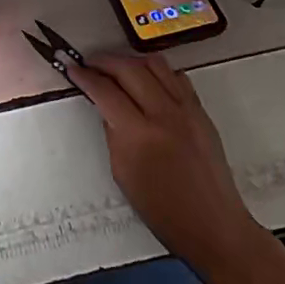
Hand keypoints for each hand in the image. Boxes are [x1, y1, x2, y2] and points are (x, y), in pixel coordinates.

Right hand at [68, 54, 272, 271]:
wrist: (211, 222)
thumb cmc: (161, 209)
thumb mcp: (123, 173)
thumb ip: (113, 134)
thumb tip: (106, 107)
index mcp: (139, 134)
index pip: (106, 92)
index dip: (85, 77)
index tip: (73, 69)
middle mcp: (164, 113)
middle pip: (129, 69)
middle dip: (104, 61)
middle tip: (89, 63)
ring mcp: (187, 109)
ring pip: (156, 64)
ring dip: (131, 60)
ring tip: (116, 67)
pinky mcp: (201, 111)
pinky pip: (177, 77)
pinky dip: (157, 72)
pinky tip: (147, 80)